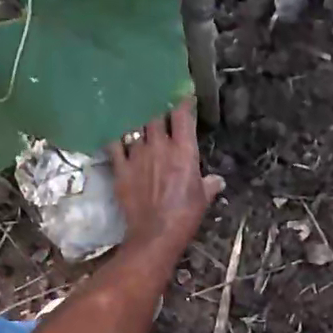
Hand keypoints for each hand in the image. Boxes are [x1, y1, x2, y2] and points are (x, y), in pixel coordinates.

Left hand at [109, 99, 223, 252]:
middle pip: (155, 115)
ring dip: (137, 124)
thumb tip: (217, 180)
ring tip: (138, 123)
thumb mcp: (203, 199)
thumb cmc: (184, 216)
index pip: (182, 114)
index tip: (182, 97)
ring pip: (134, 127)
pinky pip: (114, 145)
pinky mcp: (120, 169)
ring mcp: (137, 155)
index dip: (182, 101)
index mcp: (184, 150)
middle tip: (157, 110)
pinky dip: (116, 139)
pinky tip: (116, 136)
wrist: (155, 235)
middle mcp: (159, 145)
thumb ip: (209, 184)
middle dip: (157, 110)